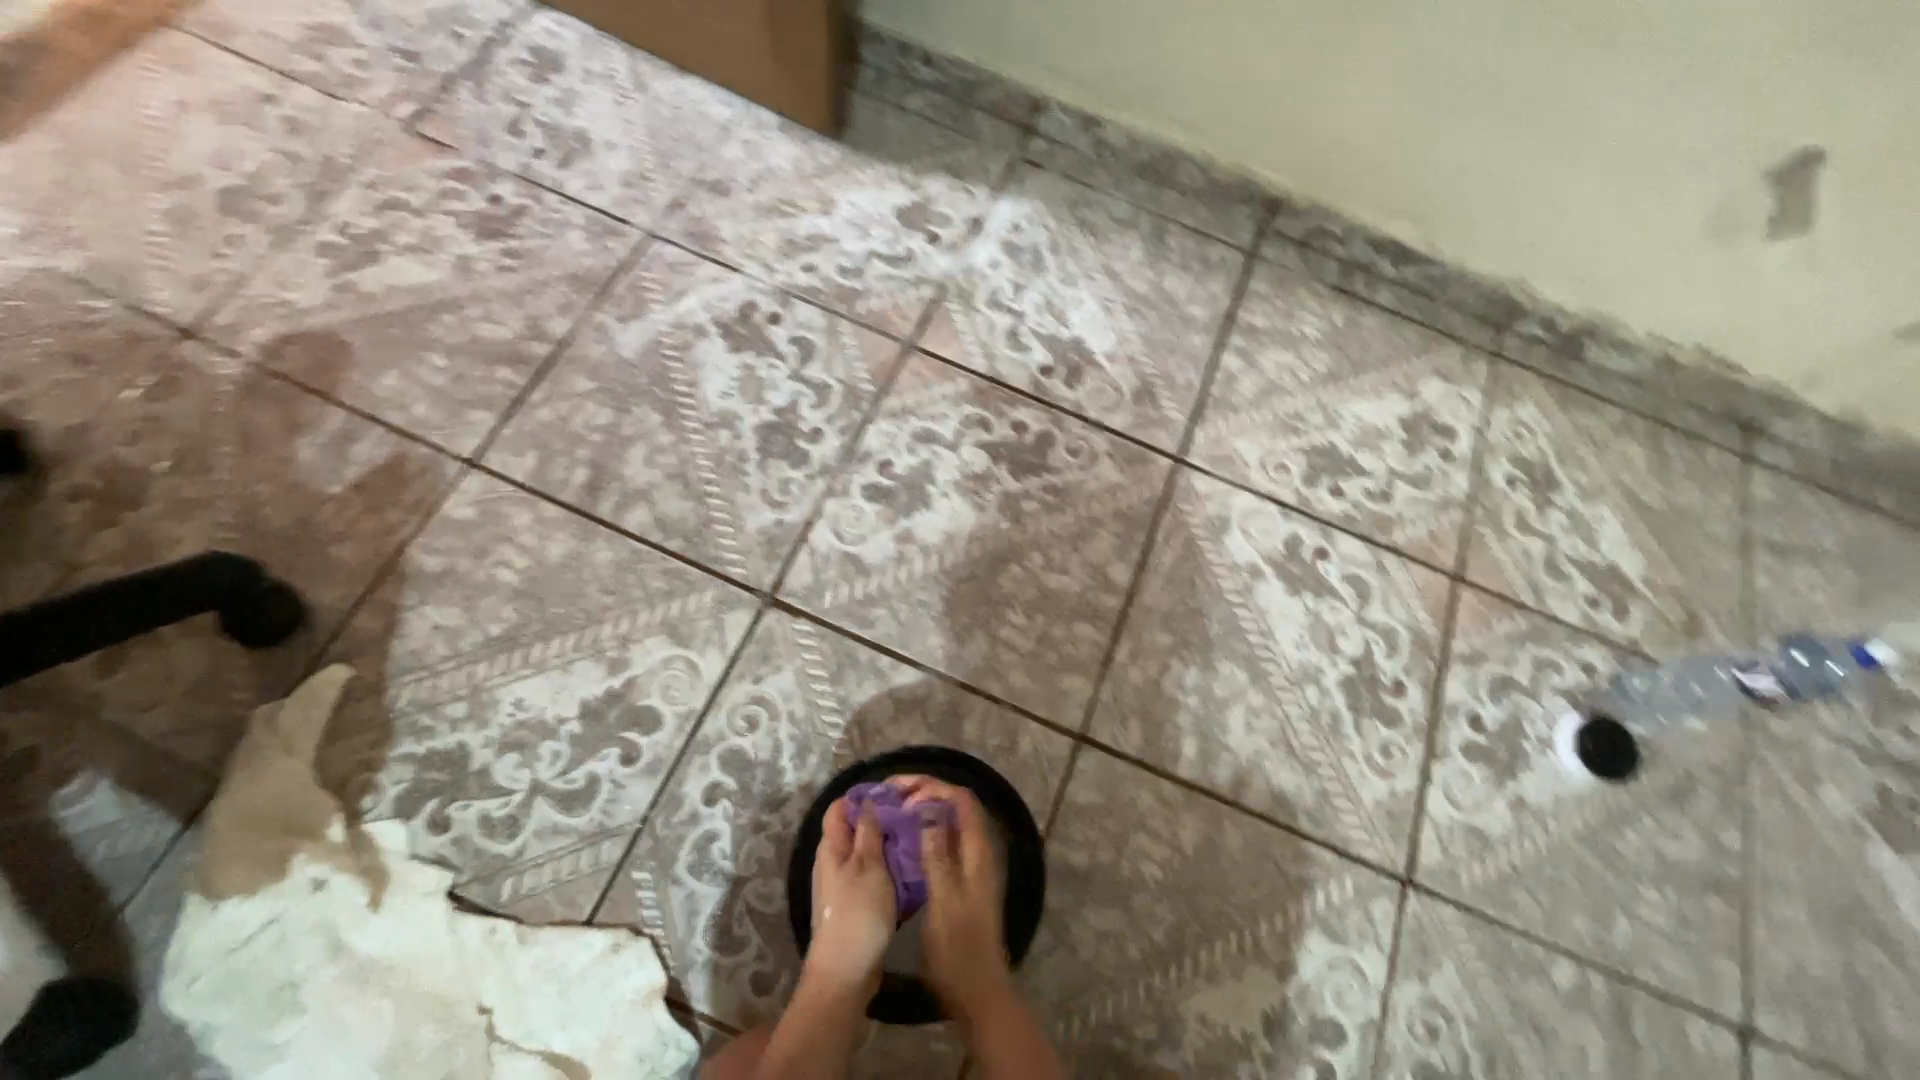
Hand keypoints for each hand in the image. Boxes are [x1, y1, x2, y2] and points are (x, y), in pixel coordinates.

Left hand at [804, 797, 896, 997]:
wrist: (847, 971)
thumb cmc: (858, 912)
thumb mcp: (868, 865)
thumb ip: (868, 832)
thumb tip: (867, 802)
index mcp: (832, 848)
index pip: (840, 808)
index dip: (863, 797)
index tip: (894, 795)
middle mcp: (834, 862)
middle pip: (855, 829)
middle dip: (881, 820)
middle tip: (913, 817)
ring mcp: (844, 884)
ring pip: (867, 853)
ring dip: (889, 847)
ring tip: (917, 840)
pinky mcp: (856, 903)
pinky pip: (874, 876)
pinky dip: (890, 871)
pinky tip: (911, 872)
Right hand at [894, 776, 1013, 1015]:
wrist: (976, 989)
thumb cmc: (958, 947)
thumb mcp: (944, 899)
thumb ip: (937, 853)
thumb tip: (927, 809)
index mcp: (979, 851)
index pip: (961, 799)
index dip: (931, 787)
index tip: (899, 793)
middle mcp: (978, 851)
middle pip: (955, 806)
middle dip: (924, 793)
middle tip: (889, 795)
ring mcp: (970, 866)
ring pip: (948, 823)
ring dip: (922, 811)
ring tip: (891, 811)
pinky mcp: (960, 880)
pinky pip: (942, 843)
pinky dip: (922, 833)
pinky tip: (900, 842)